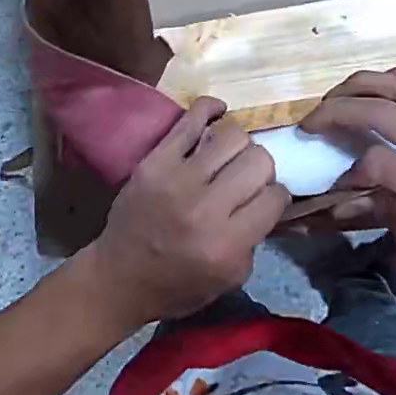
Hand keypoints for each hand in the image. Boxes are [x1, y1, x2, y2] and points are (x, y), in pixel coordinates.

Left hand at [76, 98, 289, 327]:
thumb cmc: (178, 284)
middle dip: (261, 169)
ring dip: (239, 145)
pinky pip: (191, 119)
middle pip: (258, 160)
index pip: (275, 197)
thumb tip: (272, 196)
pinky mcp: (154, 161)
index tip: (265, 199)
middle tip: (246, 179)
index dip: (276, 196)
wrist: (119, 277)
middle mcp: (204, 208)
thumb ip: (256, 236)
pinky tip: (218, 114)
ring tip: (229, 157)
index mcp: (226, 243)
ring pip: (232, 136)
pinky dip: (210, 110)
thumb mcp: (230, 277)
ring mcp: (176, 179)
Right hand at [299, 68, 395, 326]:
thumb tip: (348, 192)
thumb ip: (387, 216)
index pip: (378, 161)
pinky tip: (375, 97)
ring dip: (365, 83)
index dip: (347, 173)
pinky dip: (394, 85)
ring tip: (336, 97)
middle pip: (385, 108)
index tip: (334, 190)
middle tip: (310, 121)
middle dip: (339, 109)